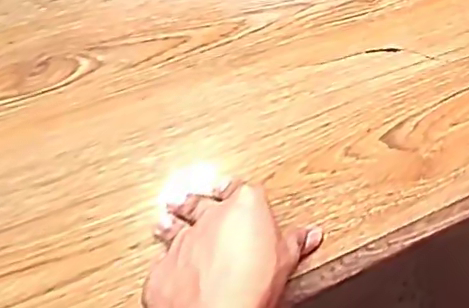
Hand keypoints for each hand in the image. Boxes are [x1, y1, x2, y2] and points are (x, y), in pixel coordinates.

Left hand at [145, 179, 321, 307]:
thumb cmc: (254, 283)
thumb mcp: (285, 258)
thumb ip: (295, 241)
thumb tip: (310, 235)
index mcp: (245, 205)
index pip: (239, 187)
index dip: (232, 186)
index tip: (227, 184)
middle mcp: (212, 218)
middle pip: (200, 203)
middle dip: (193, 200)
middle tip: (184, 196)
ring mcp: (182, 245)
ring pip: (173, 229)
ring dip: (170, 225)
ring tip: (164, 218)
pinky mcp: (159, 275)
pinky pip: (158, 264)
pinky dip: (161, 264)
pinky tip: (159, 265)